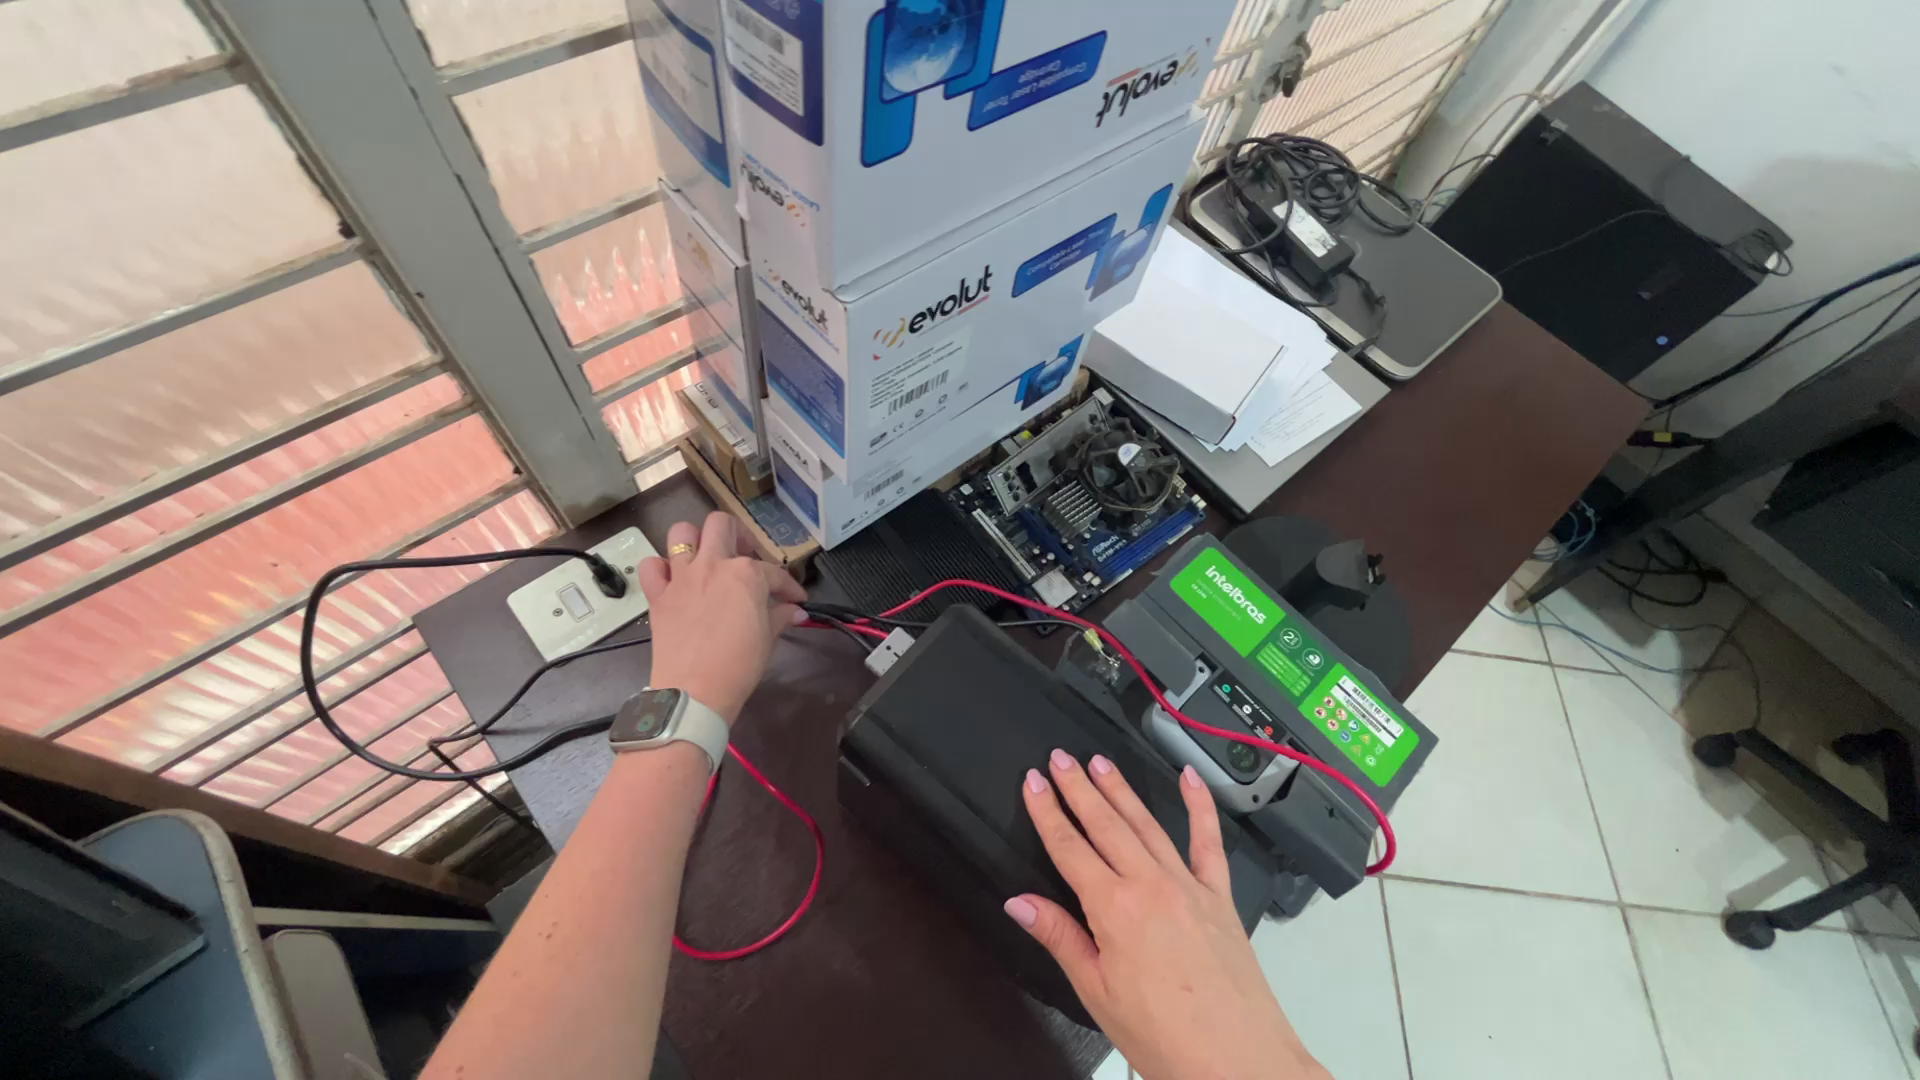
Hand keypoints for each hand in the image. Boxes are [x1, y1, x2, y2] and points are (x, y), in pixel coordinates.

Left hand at [636, 512, 807, 723]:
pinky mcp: (658, 595)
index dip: (789, 586)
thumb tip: (796, 611)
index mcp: (746, 574)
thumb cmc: (739, 665)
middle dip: (738, 534)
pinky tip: (673, 580)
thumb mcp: (768, 639)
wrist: (695, 692)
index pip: (775, 572)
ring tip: (706, 558)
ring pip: (682, 533)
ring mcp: (681, 577)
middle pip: (722, 525)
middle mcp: (713, 565)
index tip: (795, 600)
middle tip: (745, 555)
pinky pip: (651, 566)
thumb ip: (781, 616)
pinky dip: (661, 568)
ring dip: (695, 540)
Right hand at [1006, 751, 1327, 1079]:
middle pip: (1105, 823)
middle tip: (1060, 757)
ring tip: (1100, 762)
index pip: (1069, 848)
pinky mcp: (1219, 895)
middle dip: (1078, 787)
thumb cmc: (1164, 1037)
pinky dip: (1200, 806)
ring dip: (1120, 789)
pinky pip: (1209, 842)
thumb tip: (1018, 902)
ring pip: (1147, 823)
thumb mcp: (1097, 993)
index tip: (1033, 781)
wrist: (1240, 1065)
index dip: (1047, 811)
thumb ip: (1059, 937)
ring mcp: (1188, 885)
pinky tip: (1190, 778)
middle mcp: (1150, 885)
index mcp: (1114, 909)